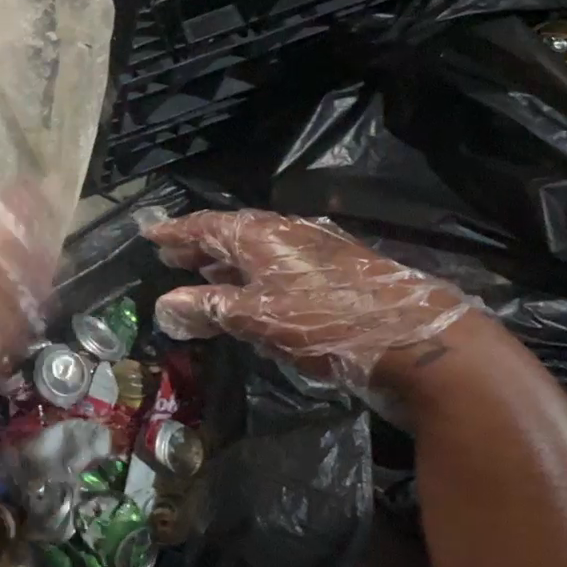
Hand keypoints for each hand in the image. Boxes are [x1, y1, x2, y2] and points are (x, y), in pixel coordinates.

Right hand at [141, 210, 477, 392]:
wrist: (416, 341)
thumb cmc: (326, 322)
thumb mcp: (257, 317)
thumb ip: (208, 308)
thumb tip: (163, 305)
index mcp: (262, 236)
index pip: (207, 226)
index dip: (176, 231)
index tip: (150, 235)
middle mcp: (286, 237)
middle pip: (233, 235)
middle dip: (200, 247)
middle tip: (172, 257)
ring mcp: (315, 257)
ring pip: (258, 254)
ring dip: (228, 264)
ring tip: (204, 276)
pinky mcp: (336, 280)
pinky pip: (279, 271)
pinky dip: (255, 280)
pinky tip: (255, 299)